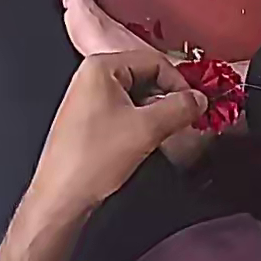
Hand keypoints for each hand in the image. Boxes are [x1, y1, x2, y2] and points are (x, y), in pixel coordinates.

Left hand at [25, 50, 205, 218]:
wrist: (60, 199)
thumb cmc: (92, 160)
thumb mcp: (147, 129)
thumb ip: (179, 108)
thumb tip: (199, 99)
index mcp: (101, 67)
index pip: (154, 61)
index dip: (179, 82)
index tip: (194, 103)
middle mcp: (92, 77)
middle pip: (147, 76)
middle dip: (168, 98)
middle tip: (185, 118)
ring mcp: (89, 97)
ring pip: (138, 95)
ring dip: (157, 112)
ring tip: (166, 131)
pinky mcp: (90, 118)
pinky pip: (126, 109)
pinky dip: (142, 121)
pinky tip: (148, 139)